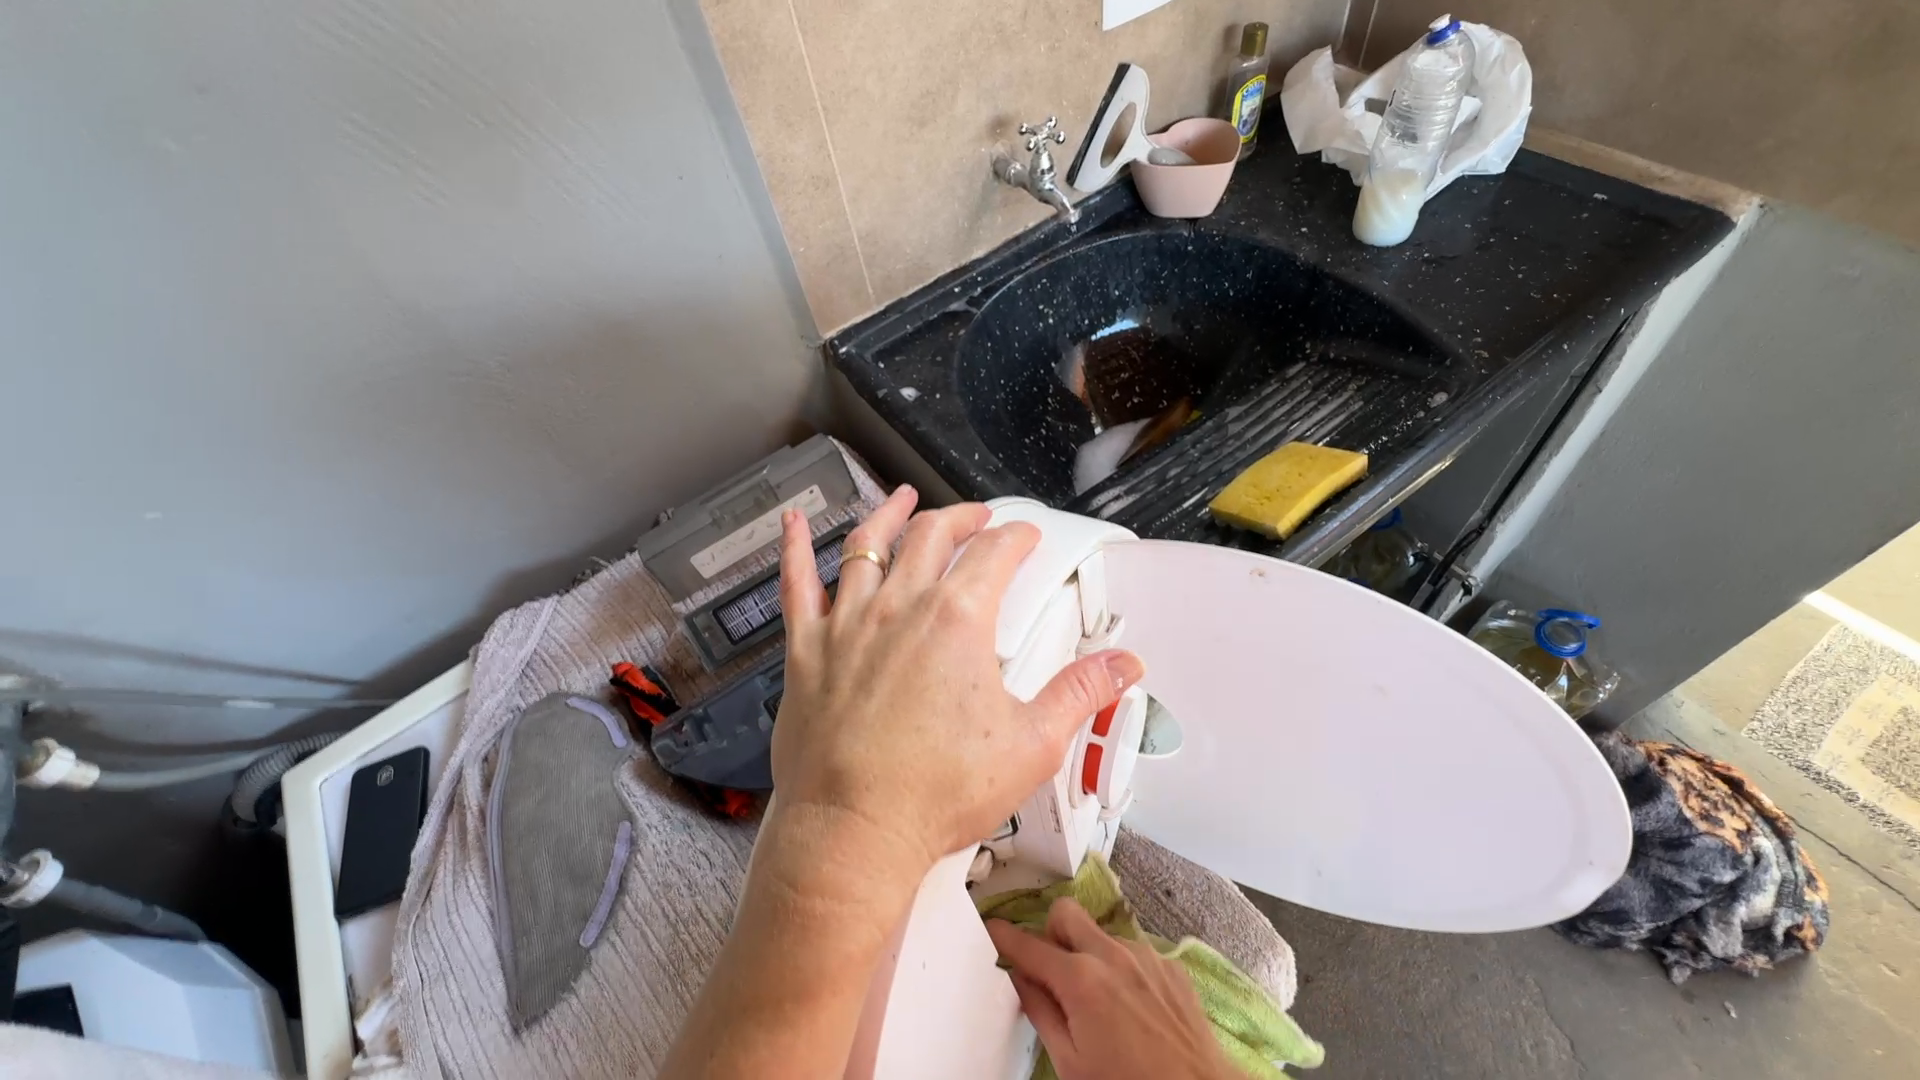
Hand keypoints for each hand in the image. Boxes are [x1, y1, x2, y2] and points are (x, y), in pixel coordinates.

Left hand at [770, 486, 1145, 876]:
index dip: (1017, 537)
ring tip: (904, 498)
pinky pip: (796, 582)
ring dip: (890, 514)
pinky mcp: (806, 649)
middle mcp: (900, 607)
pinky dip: (794, 547)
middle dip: (962, 518)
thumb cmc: (935, 792)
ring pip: (868, 544)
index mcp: (958, 620)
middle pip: (933, 535)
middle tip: (976, 518)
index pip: (996, 554)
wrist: (854, 829)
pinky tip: (793, 522)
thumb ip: (1080, 694)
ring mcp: (848, 623)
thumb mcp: (1031, 744)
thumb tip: (1122, 667)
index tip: (1025, 537)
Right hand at [988, 899, 1236, 1079]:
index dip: (1003, 936)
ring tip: (1099, 1001)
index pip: (1028, 946)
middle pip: (1065, 913)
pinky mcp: (1171, 966)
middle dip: (1051, 933)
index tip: (990, 928)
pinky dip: (1122, 969)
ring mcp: (1145, 955)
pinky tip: (1132, 1007)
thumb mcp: (1070, 1064)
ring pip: (1101, 934)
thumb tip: (1019, 979)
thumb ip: (1040, 1013)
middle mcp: (1111, 954)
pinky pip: (1134, 952)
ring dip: (1089, 954)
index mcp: (1080, 979)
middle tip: (1052, 971)